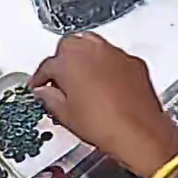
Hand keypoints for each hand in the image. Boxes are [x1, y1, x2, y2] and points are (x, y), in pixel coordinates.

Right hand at [30, 33, 177, 177]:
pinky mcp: (132, 61)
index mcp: (69, 63)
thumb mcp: (66, 116)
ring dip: (82, 57)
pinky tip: (102, 82)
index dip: (40, 78)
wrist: (140, 134)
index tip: (38, 85)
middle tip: (58, 80)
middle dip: (61, 61)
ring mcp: (114, 54)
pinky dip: (104, 64)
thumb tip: (44, 93)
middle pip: (68, 45)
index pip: (47, 65)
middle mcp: (91, 51)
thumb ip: (50, 99)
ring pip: (91, 44)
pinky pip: (112, 55)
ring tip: (79, 78)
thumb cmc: (105, 126)